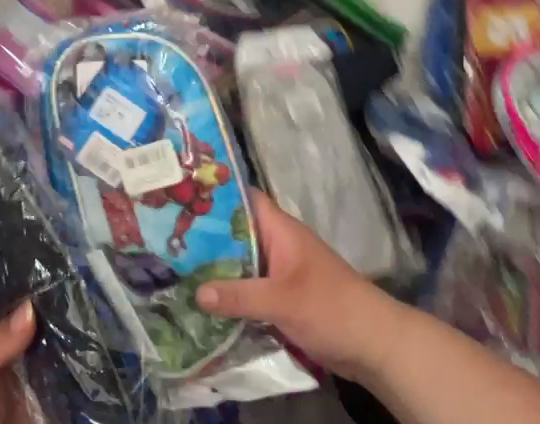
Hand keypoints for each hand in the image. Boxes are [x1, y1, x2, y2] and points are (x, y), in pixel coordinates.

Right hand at [194, 189, 399, 379]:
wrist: (373, 344)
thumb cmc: (330, 307)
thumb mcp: (282, 300)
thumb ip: (240, 295)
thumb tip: (196, 291)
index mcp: (281, 230)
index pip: (244, 199)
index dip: (215, 196)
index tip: (181, 198)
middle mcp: (278, 246)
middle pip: (236, 233)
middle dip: (206, 238)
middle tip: (166, 240)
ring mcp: (281, 273)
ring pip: (241, 263)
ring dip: (216, 270)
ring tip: (175, 272)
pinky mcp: (283, 298)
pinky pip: (249, 289)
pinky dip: (230, 294)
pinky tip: (204, 304)